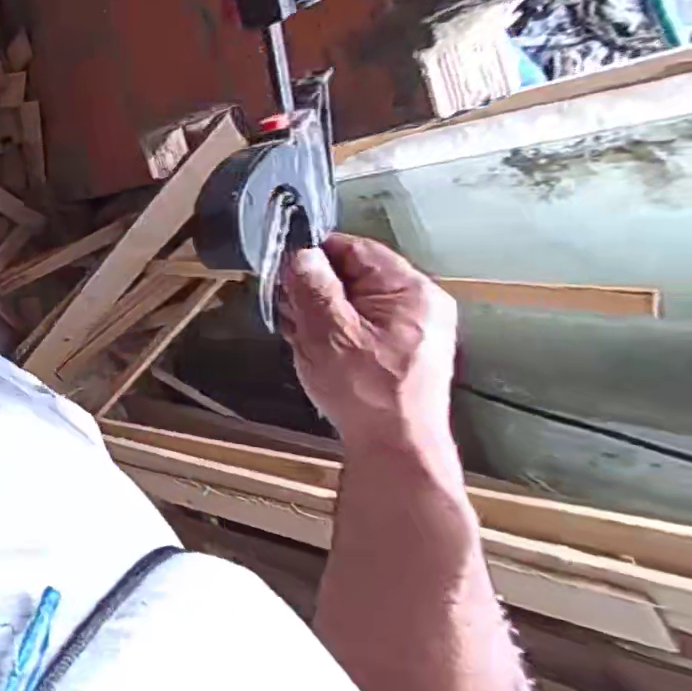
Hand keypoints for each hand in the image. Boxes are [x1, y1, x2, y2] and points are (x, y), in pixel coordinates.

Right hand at [280, 234, 458, 458]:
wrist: (393, 442)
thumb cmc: (364, 387)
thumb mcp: (328, 331)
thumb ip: (313, 287)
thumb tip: (299, 251)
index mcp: (409, 291)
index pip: (354, 248)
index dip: (312, 252)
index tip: (277, 266)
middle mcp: (414, 302)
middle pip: (347, 273)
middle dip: (308, 288)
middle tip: (285, 308)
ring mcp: (405, 325)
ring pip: (344, 298)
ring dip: (312, 311)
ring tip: (298, 334)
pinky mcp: (392, 345)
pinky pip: (350, 321)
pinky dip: (324, 329)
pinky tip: (310, 346)